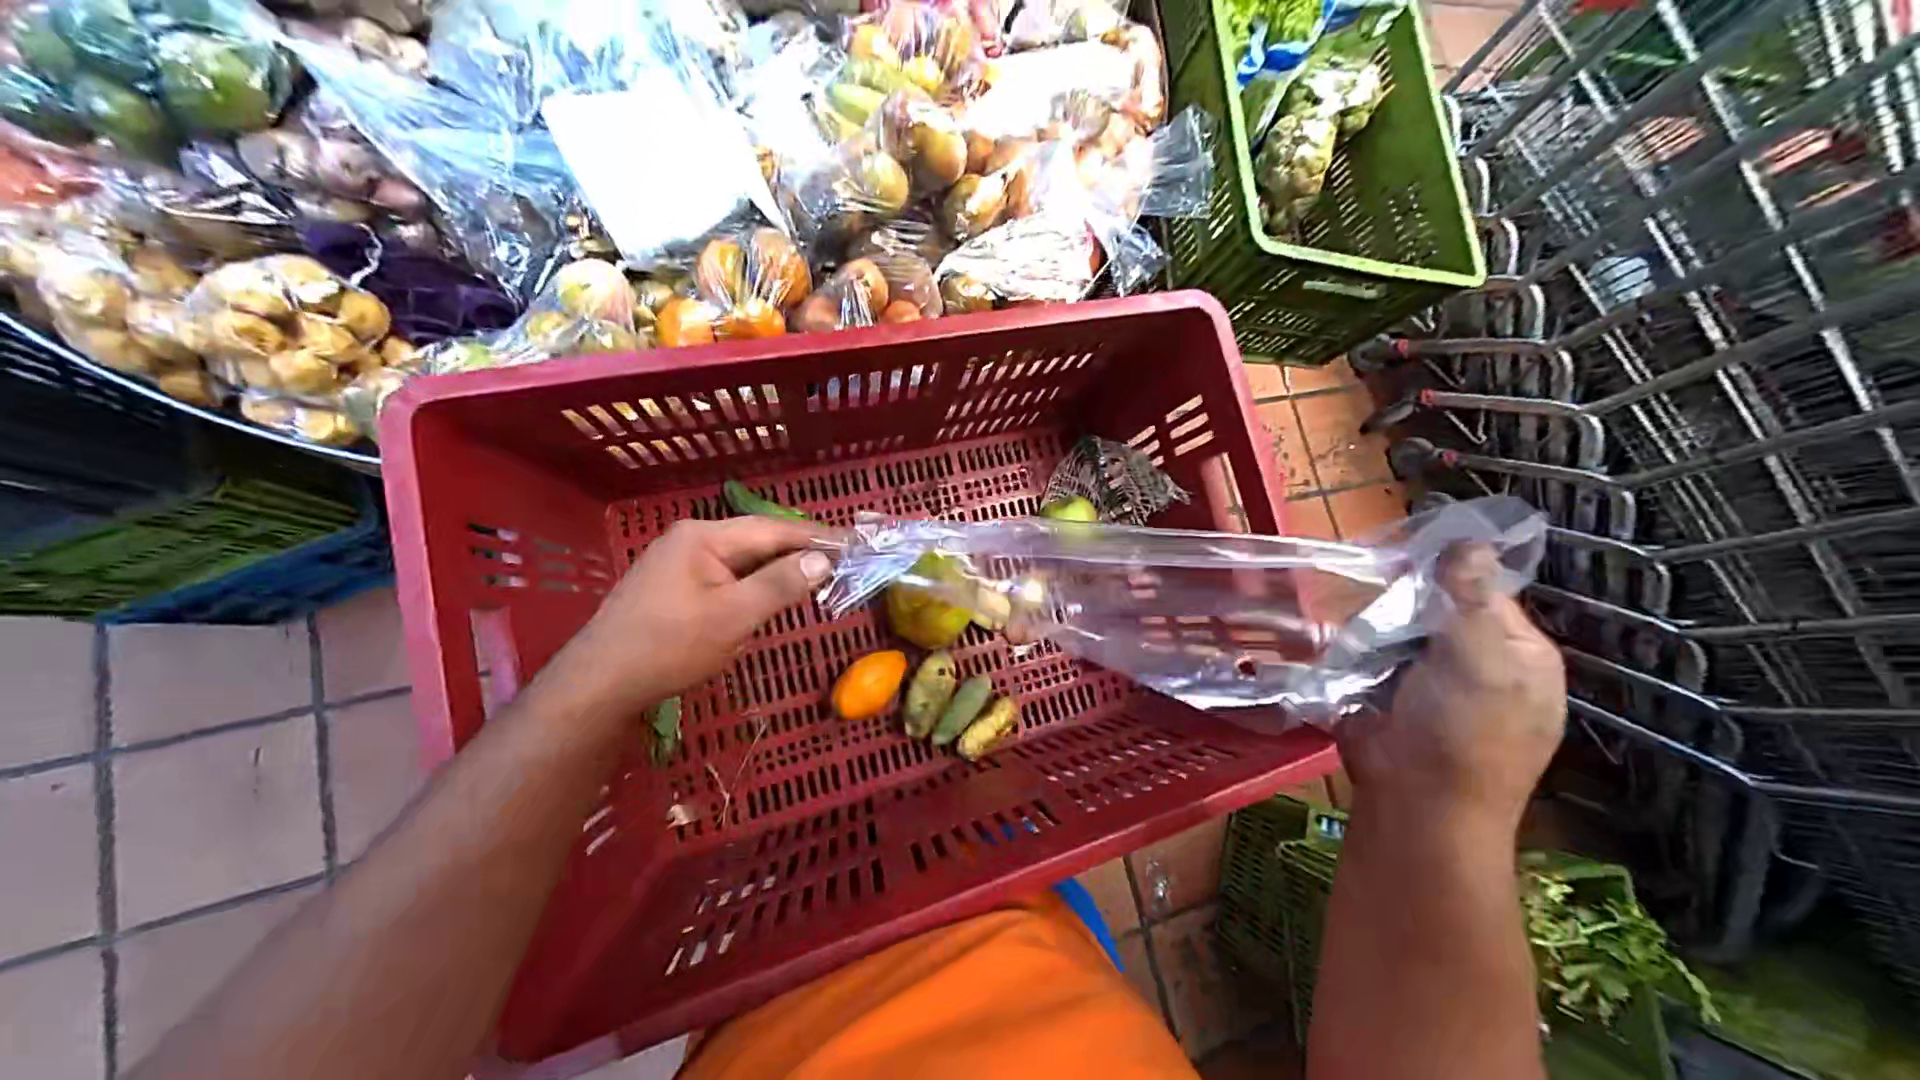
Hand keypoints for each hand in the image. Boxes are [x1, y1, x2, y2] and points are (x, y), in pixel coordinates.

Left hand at [549, 517, 836, 714]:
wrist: (600, 683)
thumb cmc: (670, 646)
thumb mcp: (734, 616)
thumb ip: (780, 584)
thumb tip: (822, 559)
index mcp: (705, 536)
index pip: (774, 530)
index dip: (817, 537)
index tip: (854, 543)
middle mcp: (691, 538)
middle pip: (758, 540)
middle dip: (799, 552)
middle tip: (841, 562)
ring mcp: (678, 561)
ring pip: (742, 559)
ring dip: (777, 569)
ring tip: (816, 578)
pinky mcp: (672, 585)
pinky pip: (726, 575)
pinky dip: (754, 584)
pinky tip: (769, 596)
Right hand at [1337, 543, 1564, 833]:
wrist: (1416, 804)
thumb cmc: (1461, 732)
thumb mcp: (1478, 659)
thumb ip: (1470, 599)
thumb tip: (1470, 539)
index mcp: (1518, 653)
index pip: (1484, 591)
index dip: (1445, 570)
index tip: (1399, 553)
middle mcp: (1478, 664)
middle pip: (1436, 609)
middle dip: (1402, 597)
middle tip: (1365, 583)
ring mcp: (1430, 684)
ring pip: (1398, 631)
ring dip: (1373, 623)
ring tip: (1345, 610)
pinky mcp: (1388, 698)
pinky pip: (1372, 658)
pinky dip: (1355, 648)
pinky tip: (1336, 639)